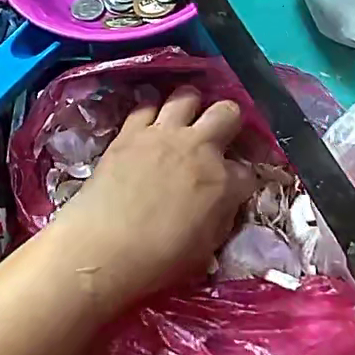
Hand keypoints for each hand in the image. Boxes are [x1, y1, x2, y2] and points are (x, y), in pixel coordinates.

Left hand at [42, 86, 254, 306]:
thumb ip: (220, 217)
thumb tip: (222, 203)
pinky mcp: (132, 129)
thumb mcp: (206, 248)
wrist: (106, 245)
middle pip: (227, 112)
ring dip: (190, 105)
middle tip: (218, 134)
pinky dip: (151, 111)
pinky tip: (149, 122)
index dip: (241, 179)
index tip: (233, 186)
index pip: (248, 171)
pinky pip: (147, 105)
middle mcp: (199, 147)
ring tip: (184, 118)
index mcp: (224, 182)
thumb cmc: (159, 258)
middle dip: (228, 120)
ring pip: (187, 95)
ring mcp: (164, 133)